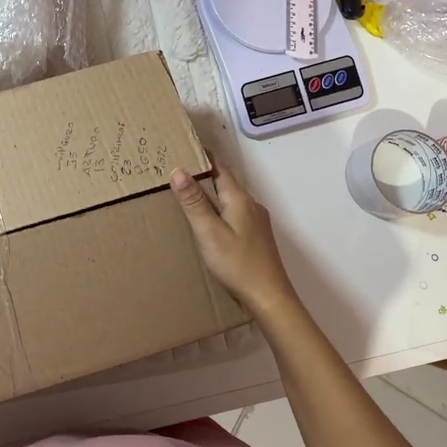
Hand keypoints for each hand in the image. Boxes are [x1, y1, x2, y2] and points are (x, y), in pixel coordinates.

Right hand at [170, 167, 299, 319]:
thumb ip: (194, 202)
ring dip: (211, 194)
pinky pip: (234, 214)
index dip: (203, 157)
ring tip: (187, 196)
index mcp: (240, 200)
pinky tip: (208, 223)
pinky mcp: (256, 238)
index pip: (220, 169)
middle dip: (204, 175)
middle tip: (178, 171)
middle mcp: (251, 206)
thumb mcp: (209, 232)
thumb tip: (178, 170)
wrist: (269, 298)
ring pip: (230, 200)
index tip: (183, 148)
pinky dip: (219, 210)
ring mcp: (256, 222)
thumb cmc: (237, 264)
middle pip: (226, 183)